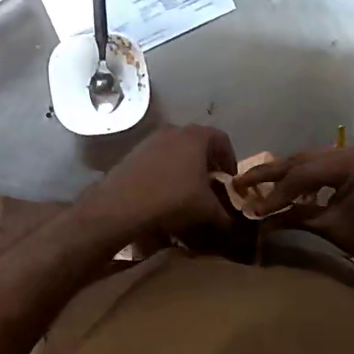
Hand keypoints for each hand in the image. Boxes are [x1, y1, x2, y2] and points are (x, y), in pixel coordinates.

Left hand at [79, 124, 237, 239]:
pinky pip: (157, 160)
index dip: (230, 161)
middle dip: (207, 165)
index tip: (230, 181)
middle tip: (211, 188)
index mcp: (197, 136)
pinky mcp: (133, 153)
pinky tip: (164, 194)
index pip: (222, 140)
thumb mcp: (206, 210)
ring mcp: (150, 140)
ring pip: (176, 151)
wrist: (121, 205)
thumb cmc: (173, 199)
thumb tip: (231, 223)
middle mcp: (174, 130)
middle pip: (198, 144)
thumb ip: (224, 213)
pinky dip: (165, 173)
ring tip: (187, 193)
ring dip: (185, 169)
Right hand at [235, 146, 353, 265]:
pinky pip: (318, 169)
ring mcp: (351, 158)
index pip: (300, 174)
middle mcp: (348, 152)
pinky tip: (284, 191)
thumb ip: (294, 217)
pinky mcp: (352, 168)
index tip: (252, 209)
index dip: (273, 193)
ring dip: (282, 176)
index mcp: (347, 162)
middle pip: (300, 161)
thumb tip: (258, 220)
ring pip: (306, 163)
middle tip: (239, 183)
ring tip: (255, 186)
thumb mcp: (330, 226)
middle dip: (269, 175)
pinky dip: (299, 180)